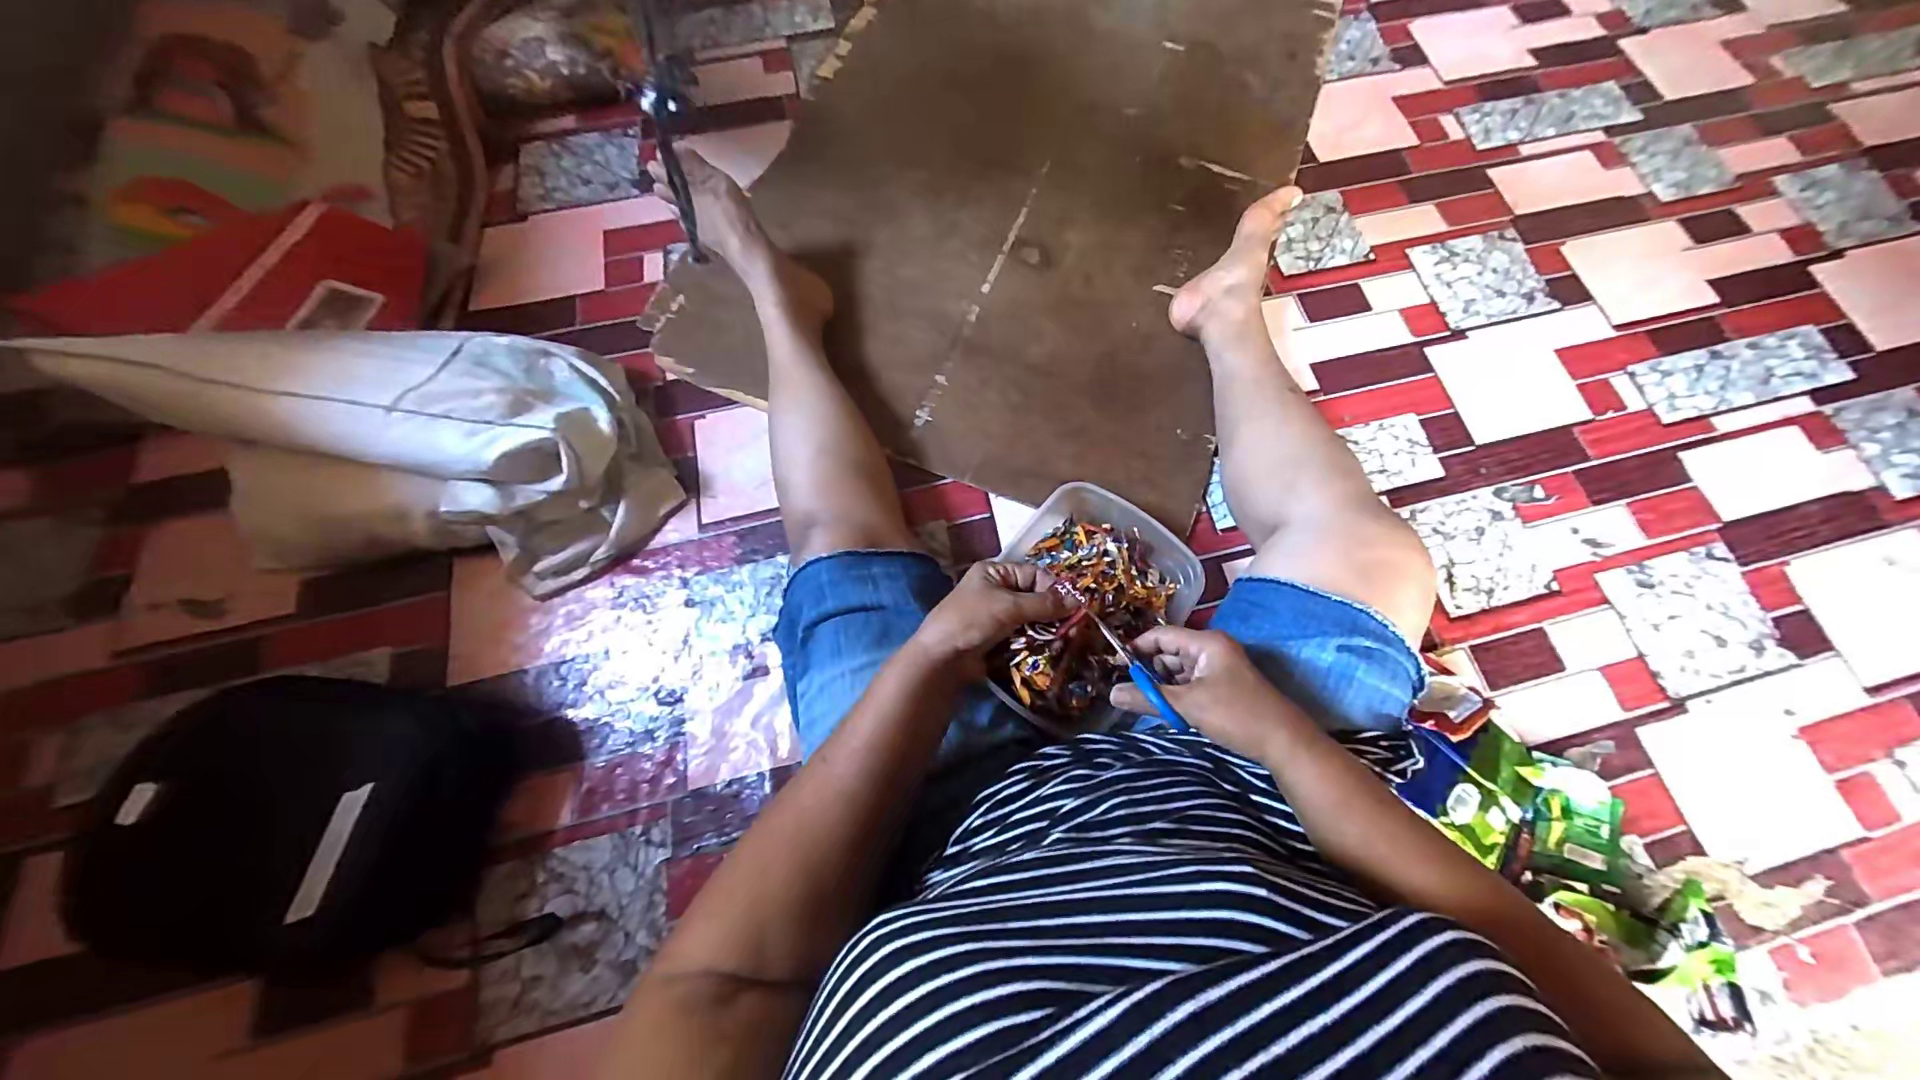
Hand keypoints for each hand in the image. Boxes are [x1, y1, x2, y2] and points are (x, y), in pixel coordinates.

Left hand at [909, 561, 1074, 671]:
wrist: (942, 657)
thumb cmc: (972, 620)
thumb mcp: (1009, 607)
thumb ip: (1044, 604)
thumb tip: (1078, 601)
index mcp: (995, 572)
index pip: (1034, 574)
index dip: (1053, 589)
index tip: (1072, 606)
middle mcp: (997, 589)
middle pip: (1035, 596)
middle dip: (1052, 611)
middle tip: (1072, 626)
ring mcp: (997, 614)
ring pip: (1032, 618)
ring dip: (1046, 628)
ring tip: (1063, 639)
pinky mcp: (998, 637)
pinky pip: (1024, 634)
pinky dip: (1035, 640)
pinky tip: (1049, 648)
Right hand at [1110, 626, 1300, 758]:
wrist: (1285, 743)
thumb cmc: (1236, 715)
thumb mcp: (1187, 706)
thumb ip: (1148, 697)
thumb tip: (1111, 693)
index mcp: (1206, 643)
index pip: (1161, 635)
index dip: (1137, 648)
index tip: (1116, 666)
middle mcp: (1212, 649)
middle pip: (1169, 652)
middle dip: (1150, 672)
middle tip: (1133, 692)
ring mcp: (1219, 667)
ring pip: (1178, 670)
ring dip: (1164, 686)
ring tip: (1151, 705)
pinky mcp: (1223, 686)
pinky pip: (1190, 683)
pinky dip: (1178, 695)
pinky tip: (1171, 711)